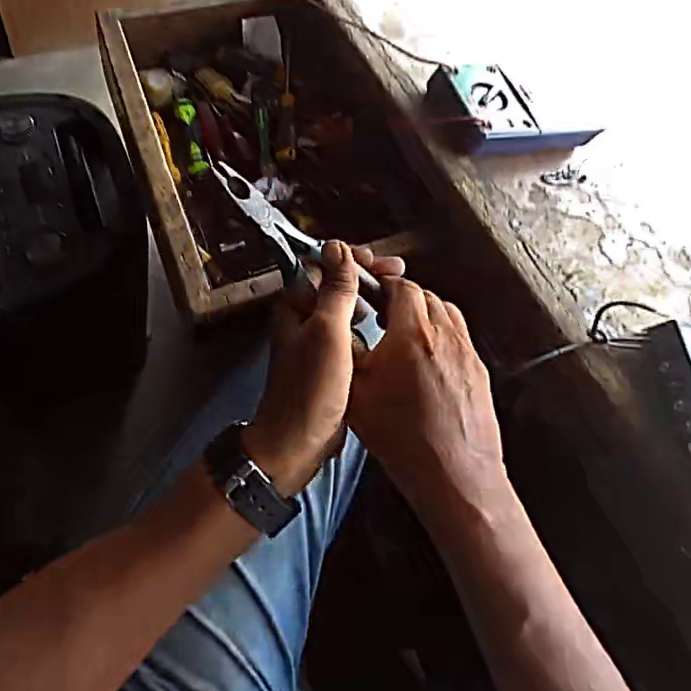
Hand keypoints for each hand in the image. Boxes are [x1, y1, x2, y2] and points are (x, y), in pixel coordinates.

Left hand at [249, 243, 403, 494]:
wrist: (298, 442)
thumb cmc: (309, 390)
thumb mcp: (328, 332)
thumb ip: (335, 290)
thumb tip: (338, 248)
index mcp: (295, 305)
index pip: (321, 263)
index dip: (350, 257)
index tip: (379, 261)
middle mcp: (301, 317)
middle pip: (334, 281)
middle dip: (364, 274)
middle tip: (395, 273)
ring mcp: (315, 338)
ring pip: (343, 305)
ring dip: (367, 295)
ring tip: (392, 295)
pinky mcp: (328, 358)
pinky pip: (348, 329)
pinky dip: (366, 321)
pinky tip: (383, 325)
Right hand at [348, 278, 505, 516]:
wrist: (454, 475)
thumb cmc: (404, 438)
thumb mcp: (356, 394)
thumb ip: (348, 354)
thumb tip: (341, 334)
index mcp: (412, 334)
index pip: (402, 287)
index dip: (384, 285)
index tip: (372, 292)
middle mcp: (445, 335)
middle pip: (426, 295)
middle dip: (404, 298)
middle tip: (385, 313)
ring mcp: (467, 353)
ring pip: (447, 313)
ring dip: (426, 314)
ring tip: (406, 334)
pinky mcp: (479, 372)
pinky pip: (460, 337)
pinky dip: (443, 336)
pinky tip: (427, 360)